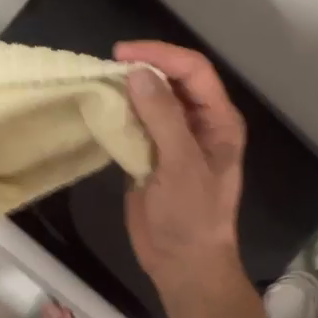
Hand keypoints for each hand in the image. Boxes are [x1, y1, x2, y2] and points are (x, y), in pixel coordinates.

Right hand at [117, 41, 246, 287]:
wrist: (182, 263)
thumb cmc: (192, 216)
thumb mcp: (181, 164)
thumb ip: (162, 116)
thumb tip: (137, 74)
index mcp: (218, 121)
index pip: (193, 71)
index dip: (161, 55)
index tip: (123, 54)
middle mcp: (197, 125)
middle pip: (172, 81)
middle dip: (143, 69)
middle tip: (107, 68)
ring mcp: (172, 142)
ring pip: (151, 102)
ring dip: (128, 93)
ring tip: (100, 85)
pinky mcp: (150, 159)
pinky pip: (135, 127)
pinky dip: (119, 117)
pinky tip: (100, 112)